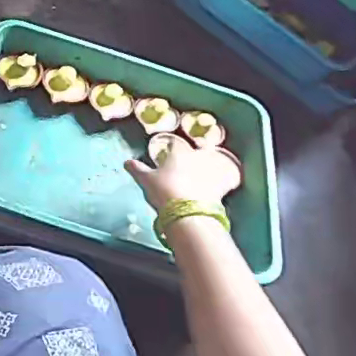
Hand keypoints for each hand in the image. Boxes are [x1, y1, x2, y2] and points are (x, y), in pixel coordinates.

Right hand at [124, 138, 240, 210]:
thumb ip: (137, 169)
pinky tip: (227, 184)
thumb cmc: (163, 190)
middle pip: (200, 150)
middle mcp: (197, 156)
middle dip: (197, 155)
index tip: (169, 153)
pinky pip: (229, 178)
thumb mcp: (146, 180)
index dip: (172, 148)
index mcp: (178, 153)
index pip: (175, 144)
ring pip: (216, 161)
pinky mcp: (223, 184)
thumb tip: (126, 161)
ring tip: (207, 174)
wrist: (186, 211)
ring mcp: (212, 169)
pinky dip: (228, 180)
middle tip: (190, 165)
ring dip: (213, 165)